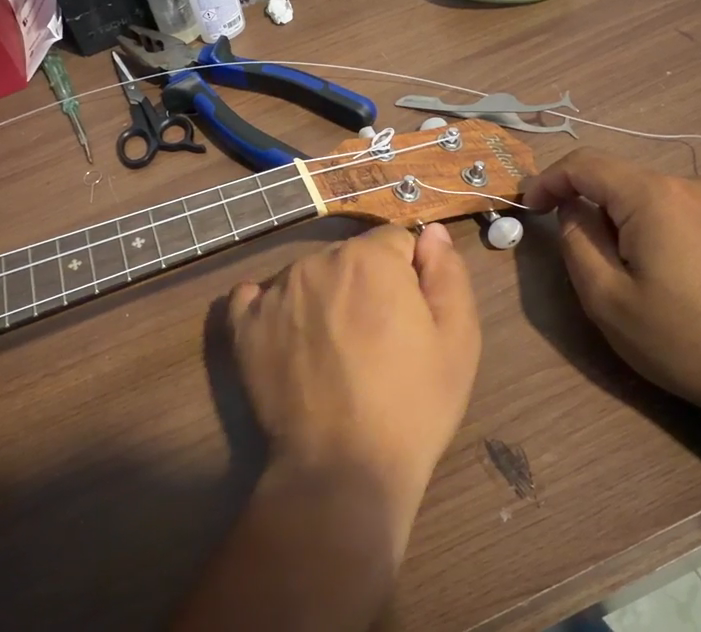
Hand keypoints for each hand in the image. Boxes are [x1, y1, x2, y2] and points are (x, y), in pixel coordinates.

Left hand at [227, 224, 479, 531]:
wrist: (342, 467)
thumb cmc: (412, 406)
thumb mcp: (458, 342)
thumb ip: (447, 275)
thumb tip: (432, 234)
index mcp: (369, 258)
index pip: (396, 242)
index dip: (409, 278)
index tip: (411, 319)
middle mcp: (315, 262)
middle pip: (349, 258)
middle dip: (366, 286)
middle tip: (379, 342)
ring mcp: (273, 292)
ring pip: (308, 277)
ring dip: (324, 299)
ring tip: (337, 354)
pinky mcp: (242, 324)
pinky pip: (257, 298)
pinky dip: (275, 311)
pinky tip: (290, 341)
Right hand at [525, 149, 700, 438]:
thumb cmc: (687, 345)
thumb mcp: (606, 301)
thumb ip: (577, 241)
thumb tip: (574, 209)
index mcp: (658, 197)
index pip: (587, 165)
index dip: (550, 179)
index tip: (532, 205)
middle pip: (638, 188)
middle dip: (613, 218)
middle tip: (611, 271)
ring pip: (684, 206)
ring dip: (662, 231)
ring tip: (672, 286)